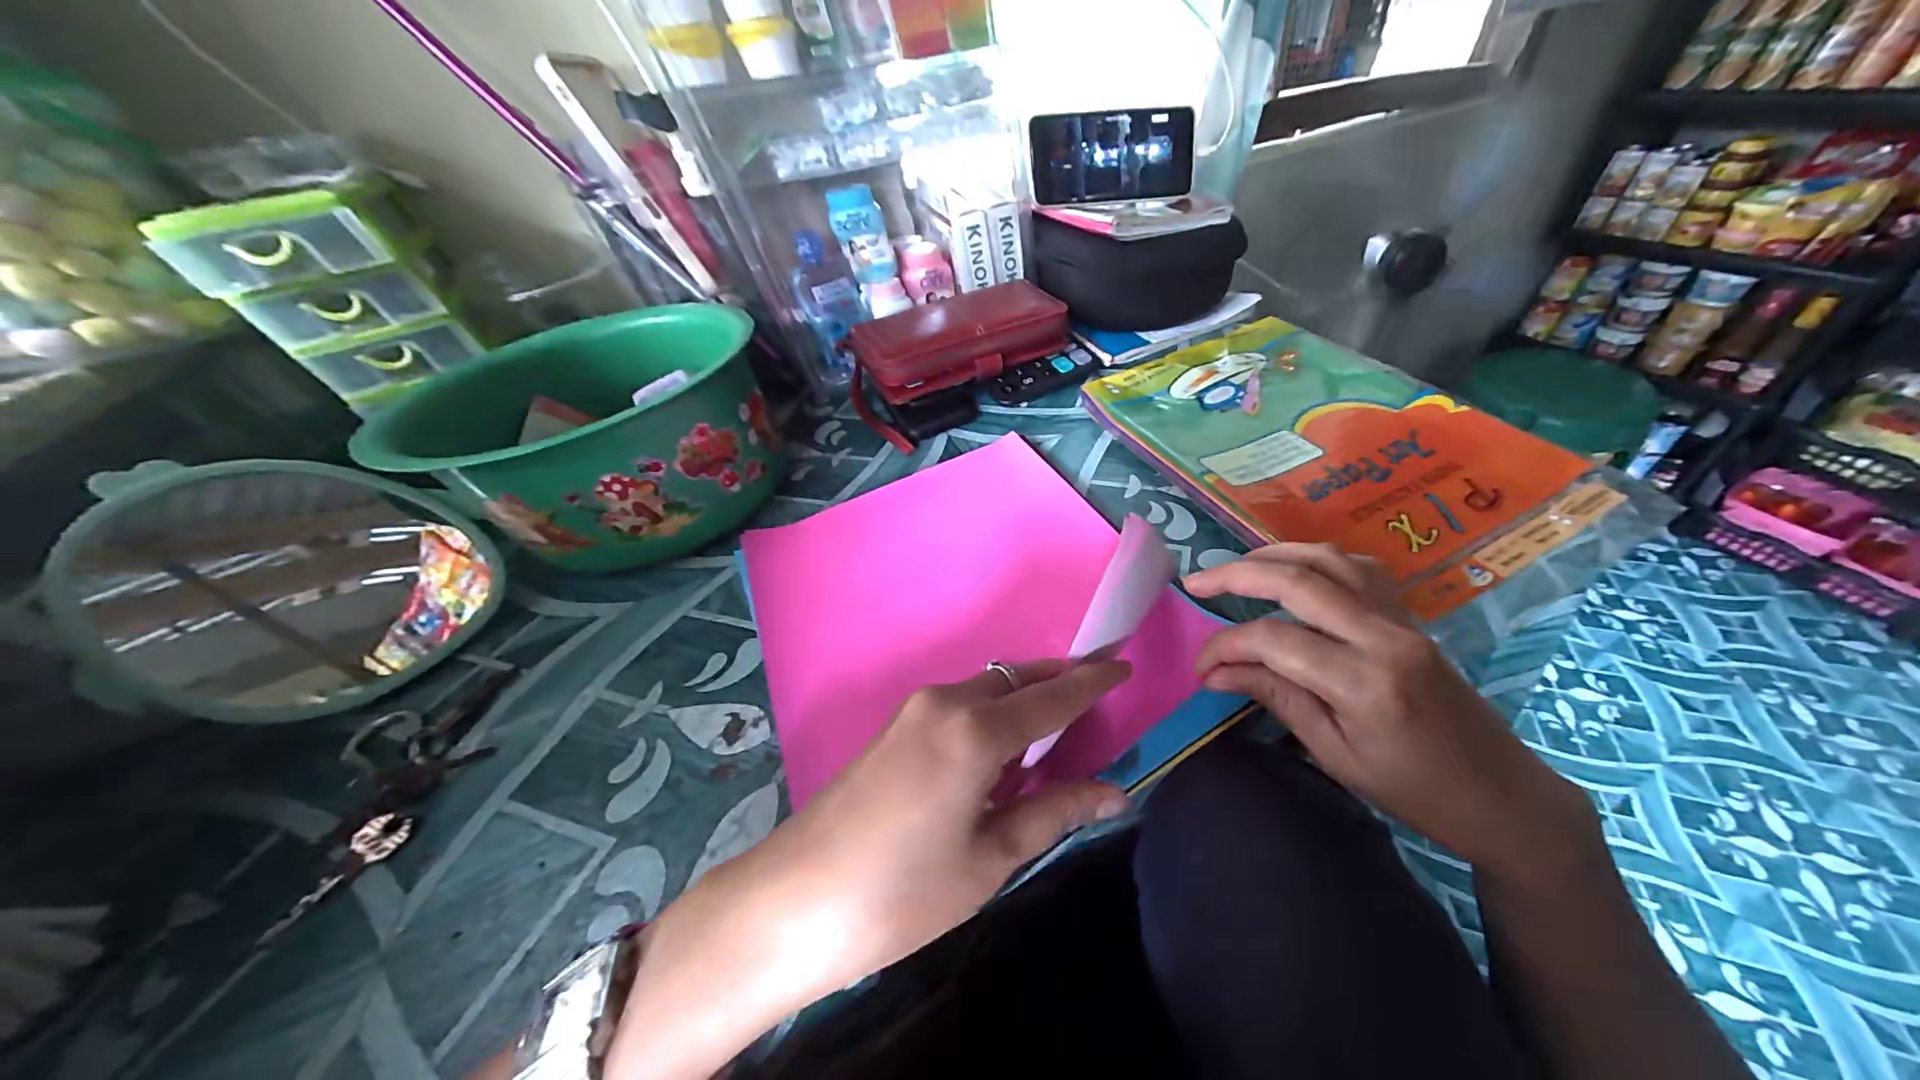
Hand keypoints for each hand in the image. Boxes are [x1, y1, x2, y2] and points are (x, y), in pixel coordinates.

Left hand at [604, 659, 1131, 1079]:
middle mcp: (944, 703)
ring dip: (1022, 701)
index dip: (1092, 682)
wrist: (793, 902)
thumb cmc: (902, 891)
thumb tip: (1115, 792)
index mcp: (975, 731)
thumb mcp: (989, 859)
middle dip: (1057, 683)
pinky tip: (1002, 753)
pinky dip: (991, 716)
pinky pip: (958, 707)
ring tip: (1056, 734)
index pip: (1051, 697)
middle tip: (1096, 698)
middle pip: (1015, 681)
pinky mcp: (892, 730)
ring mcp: (911, 712)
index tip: (1124, 666)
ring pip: (984, 691)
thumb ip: (1054, 814)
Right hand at [1184, 544, 1600, 886]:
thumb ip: (1277, 698)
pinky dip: (1318, 560)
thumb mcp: (1335, 755)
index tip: (1200, 666)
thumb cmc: (1416, 792)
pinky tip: (1295, 571)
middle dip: (1236, 574)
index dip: (1225, 645)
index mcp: (1364, 681)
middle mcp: (1384, 637)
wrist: (1506, 798)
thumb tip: (1216, 672)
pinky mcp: (1412, 619)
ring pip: (1331, 560)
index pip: (1274, 639)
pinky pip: (1361, 570)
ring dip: (1275, 555)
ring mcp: (1403, 621)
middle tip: (1195, 583)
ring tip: (1235, 568)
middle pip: (1299, 580)